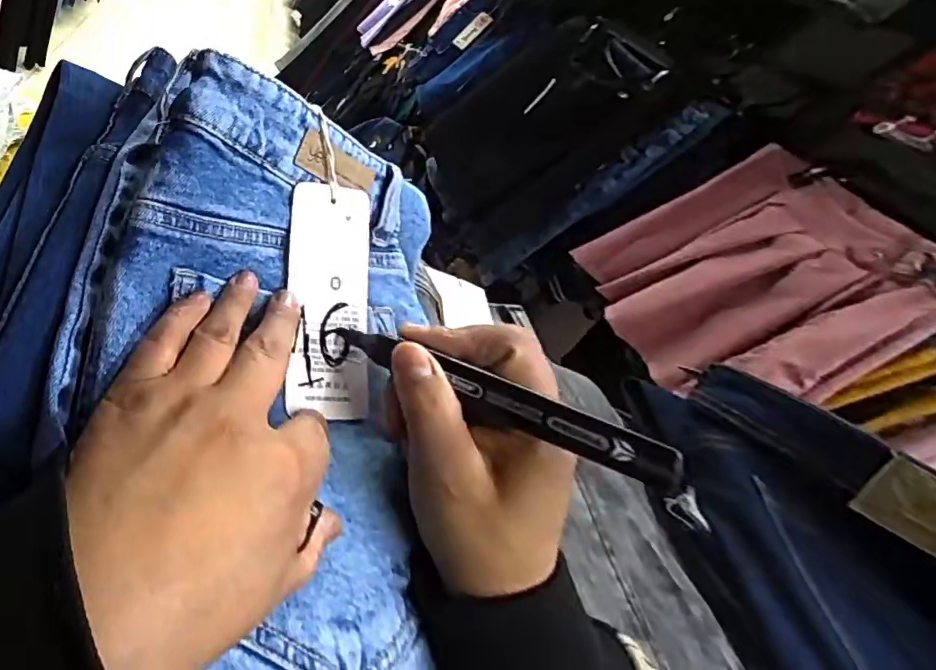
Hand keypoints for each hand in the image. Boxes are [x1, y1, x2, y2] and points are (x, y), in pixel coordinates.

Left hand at [66, 274, 341, 669]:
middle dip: (282, 323)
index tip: (298, 441)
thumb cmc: (188, 607)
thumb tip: (327, 518)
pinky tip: (195, 298)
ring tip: (248, 281)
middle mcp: (240, 415)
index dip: (307, 435)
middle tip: (288, 296)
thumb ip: (305, 546)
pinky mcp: (135, 391)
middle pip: (269, 354)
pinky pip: (164, 339)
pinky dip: (181, 314)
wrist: (90, 602)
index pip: (311, 431)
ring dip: (237, 303)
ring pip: (220, 333)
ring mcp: (185, 395)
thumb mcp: (267, 590)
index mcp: (281, 467)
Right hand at [383, 324, 575, 597]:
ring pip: (465, 374)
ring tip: (398, 425)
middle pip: (482, 355)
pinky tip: (409, 432)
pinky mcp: (497, 433)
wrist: (493, 598)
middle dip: (433, 368)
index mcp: (540, 416)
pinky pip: (461, 398)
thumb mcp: (445, 470)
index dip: (459, 337)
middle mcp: (533, 410)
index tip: (410, 349)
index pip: (508, 345)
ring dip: (424, 389)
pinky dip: (430, 406)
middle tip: (396, 395)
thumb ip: (428, 405)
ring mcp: (515, 422)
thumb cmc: (477, 538)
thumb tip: (407, 348)